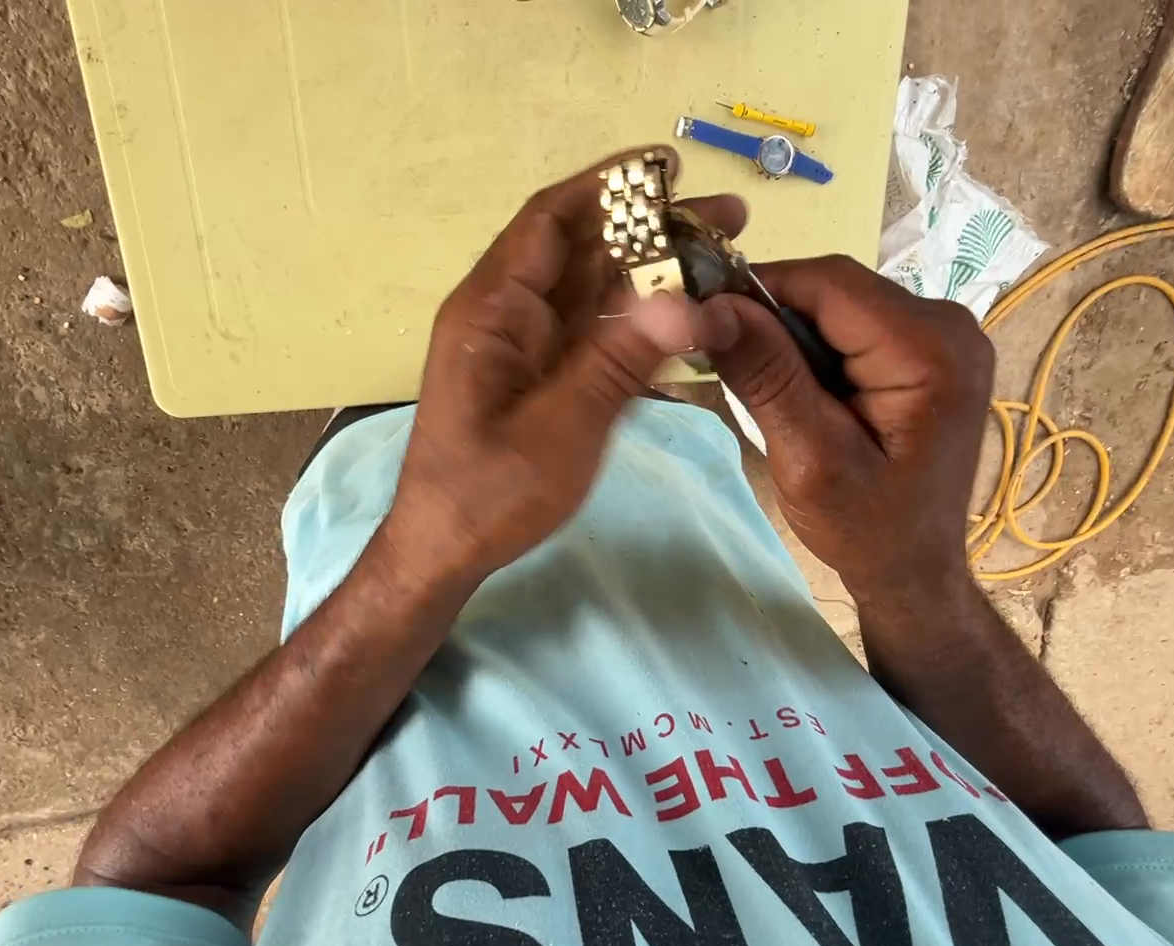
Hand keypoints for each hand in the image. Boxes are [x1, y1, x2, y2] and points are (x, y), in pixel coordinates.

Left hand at [383, 148, 747, 585]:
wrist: (445, 549)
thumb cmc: (489, 493)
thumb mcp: (559, 429)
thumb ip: (618, 362)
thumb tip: (686, 299)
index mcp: (492, 310)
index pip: (549, 221)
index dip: (608, 186)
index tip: (671, 168)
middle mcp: (506, 316)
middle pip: (581, 250)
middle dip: (650, 228)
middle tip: (728, 219)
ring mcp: (524, 348)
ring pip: (592, 291)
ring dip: (650, 272)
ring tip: (722, 259)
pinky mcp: (540, 379)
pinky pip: (592, 334)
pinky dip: (635, 322)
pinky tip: (683, 316)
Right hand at [694, 256, 994, 602]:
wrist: (914, 568)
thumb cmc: (865, 528)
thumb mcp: (808, 457)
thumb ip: (767, 378)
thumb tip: (714, 308)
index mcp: (931, 350)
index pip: (830, 283)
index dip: (759, 286)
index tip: (702, 312)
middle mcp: (949, 326)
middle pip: (837, 291)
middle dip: (772, 317)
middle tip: (721, 355)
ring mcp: (942, 338)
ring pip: (840, 307)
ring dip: (789, 336)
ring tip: (755, 381)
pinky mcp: (927, 354)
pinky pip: (854, 330)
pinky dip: (812, 351)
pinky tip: (792, 389)